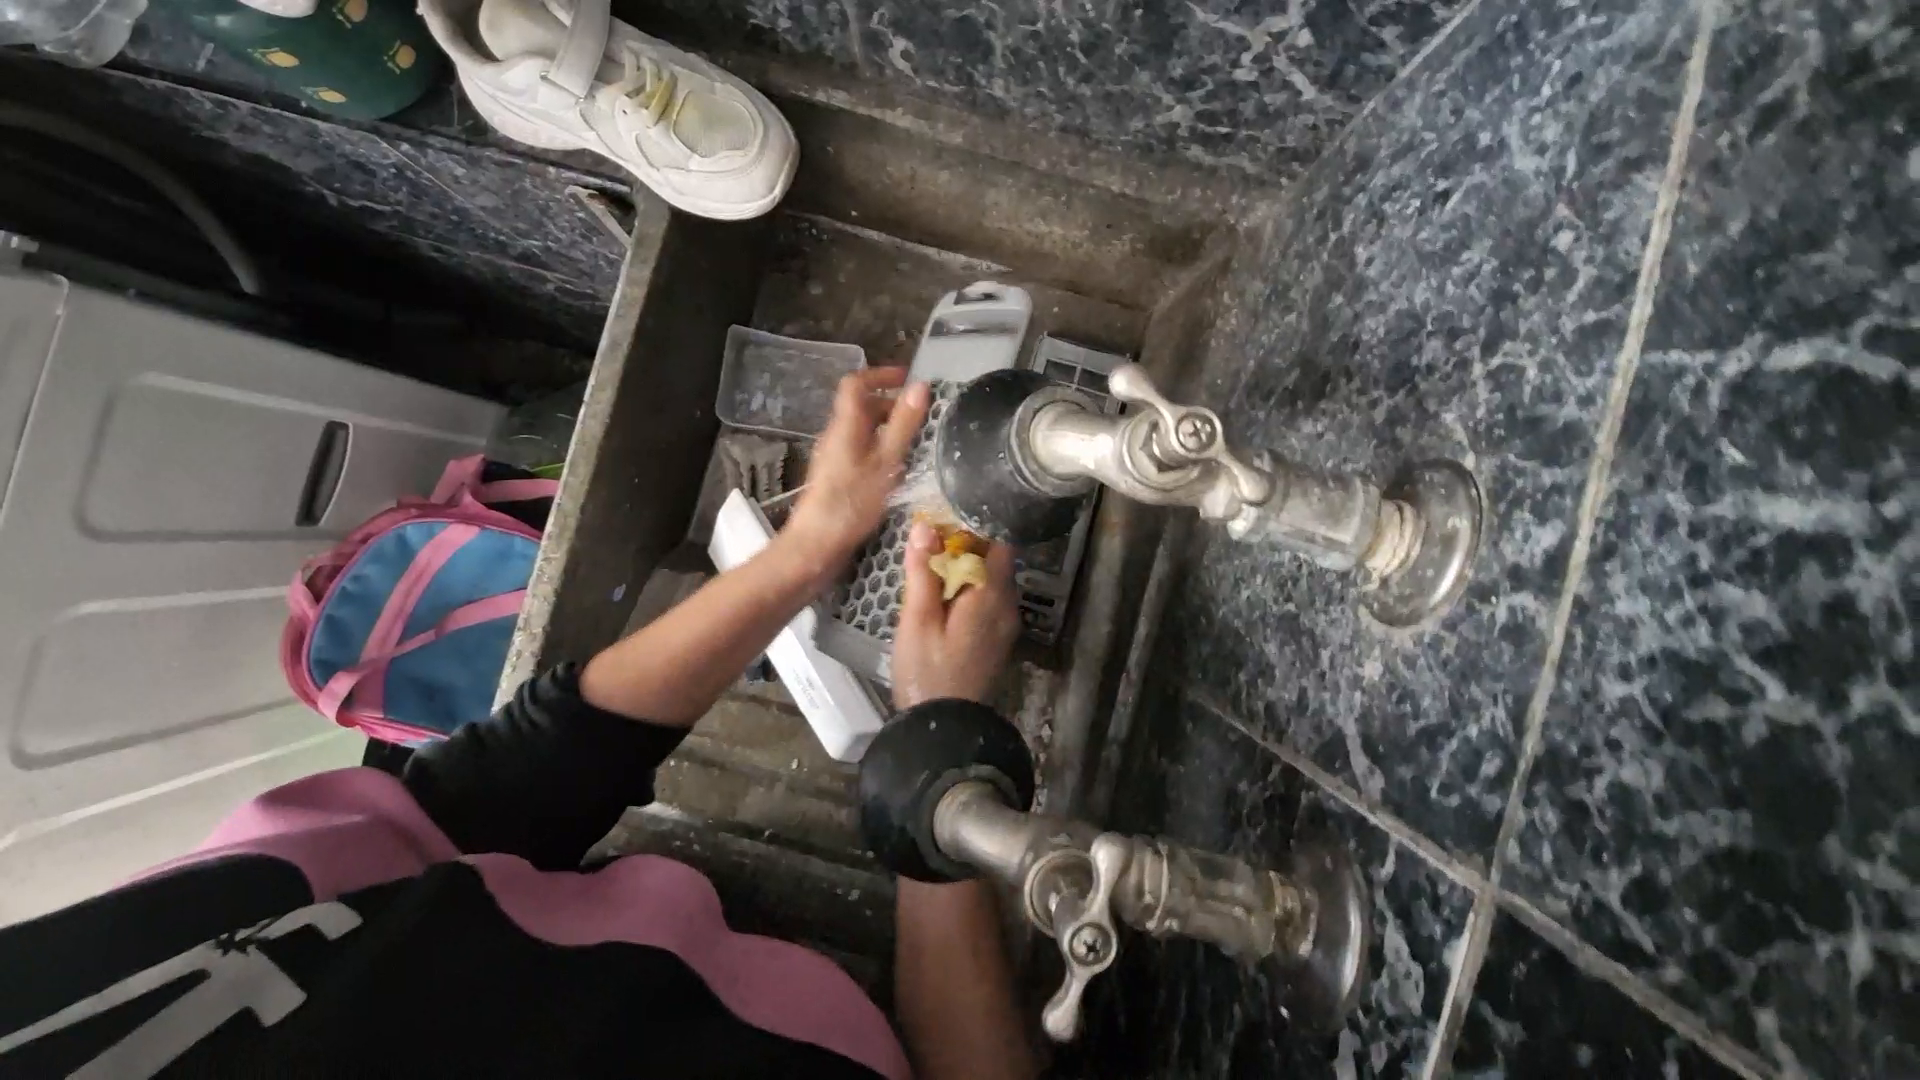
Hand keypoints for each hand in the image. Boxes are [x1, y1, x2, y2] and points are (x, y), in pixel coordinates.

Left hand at [786, 368, 929, 567]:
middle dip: (891, 404)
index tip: (909, 378)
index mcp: (844, 426)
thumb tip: (920, 387)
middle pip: (861, 408)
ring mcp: (834, 459)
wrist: (814, 547)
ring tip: (917, 442)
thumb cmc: (850, 504)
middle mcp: (836, 437)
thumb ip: (903, 425)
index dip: (881, 374)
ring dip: (888, 430)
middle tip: (921, 415)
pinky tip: (899, 472)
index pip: (856, 383)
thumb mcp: (885, 463)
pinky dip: (881, 452)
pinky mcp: (837, 480)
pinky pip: (861, 453)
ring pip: (862, 432)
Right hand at [892, 522, 1020, 708]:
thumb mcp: (917, 619)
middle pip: (997, 564)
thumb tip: (924, 526)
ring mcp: (1006, 628)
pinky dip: (971, 596)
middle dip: (968, 550)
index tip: (945, 524)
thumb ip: (922, 571)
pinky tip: (944, 602)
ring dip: (968, 574)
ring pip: (992, 585)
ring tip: (932, 571)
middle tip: (931, 546)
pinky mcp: (998, 643)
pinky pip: (989, 606)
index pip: (1000, 544)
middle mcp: (1008, 607)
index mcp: (992, 596)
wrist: (945, 729)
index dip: (974, 530)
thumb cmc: (927, 671)